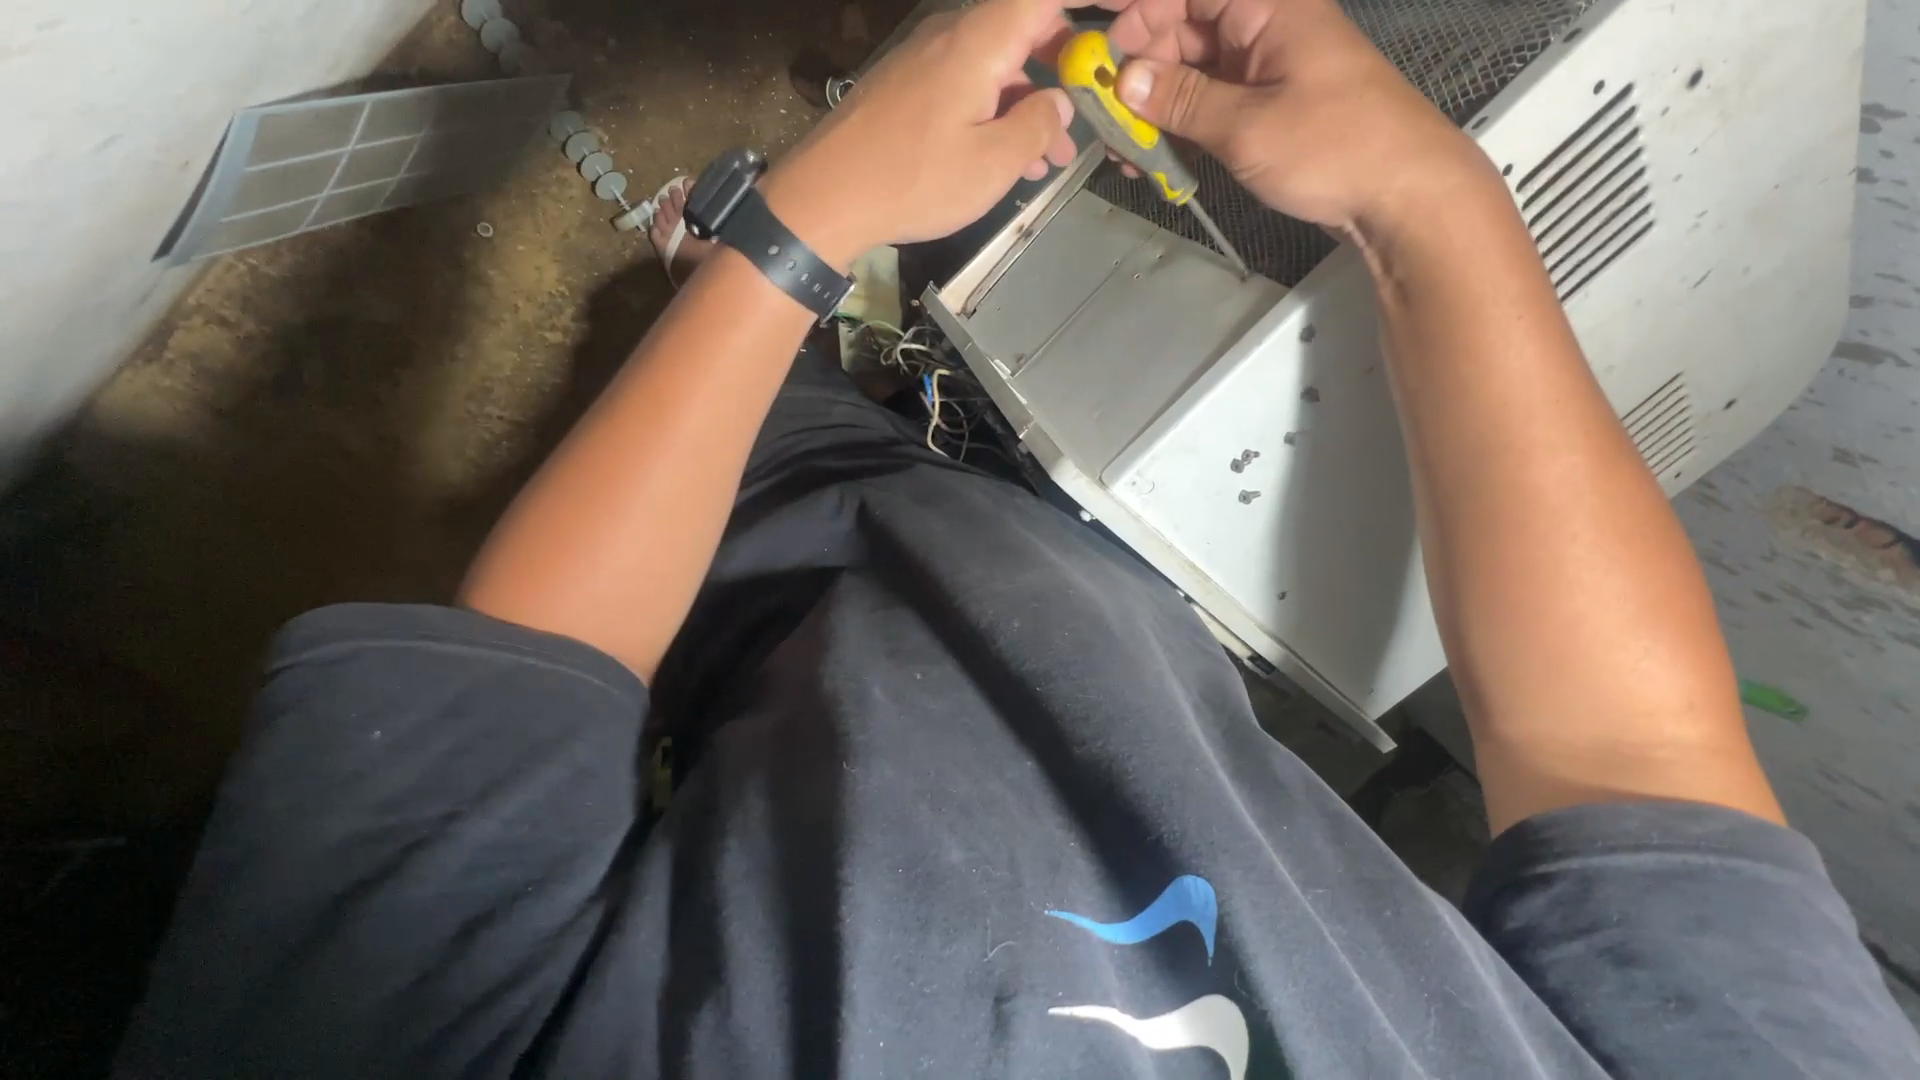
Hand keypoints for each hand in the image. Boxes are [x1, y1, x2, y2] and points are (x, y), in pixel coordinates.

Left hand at [759, 0, 1079, 269]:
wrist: (825, 198)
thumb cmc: (912, 181)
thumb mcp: (991, 165)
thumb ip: (1036, 128)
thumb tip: (1059, 104)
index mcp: (980, 41)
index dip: (1090, 0)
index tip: (1125, 15)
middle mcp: (952, 36)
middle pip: (1023, 29)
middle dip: (1063, 70)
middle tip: (1088, 112)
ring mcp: (926, 60)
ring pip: (995, 66)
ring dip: (1028, 106)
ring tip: (1050, 159)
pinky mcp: (908, 88)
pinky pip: (967, 86)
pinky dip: (996, 114)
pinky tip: (1006, 160)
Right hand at [1098, 0, 1495, 235]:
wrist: (1401, 193)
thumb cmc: (1334, 147)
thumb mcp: (1247, 126)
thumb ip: (1182, 101)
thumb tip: (1125, 80)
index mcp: (1267, 6)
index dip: (1137, 14)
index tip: (1094, 51)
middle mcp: (1262, 27)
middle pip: (1183, 30)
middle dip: (1138, 69)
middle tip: (1102, 116)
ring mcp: (1264, 69)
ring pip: (1191, 73)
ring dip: (1153, 107)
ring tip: (1122, 148)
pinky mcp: (1265, 107)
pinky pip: (1208, 105)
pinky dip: (1179, 127)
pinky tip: (1152, 156)